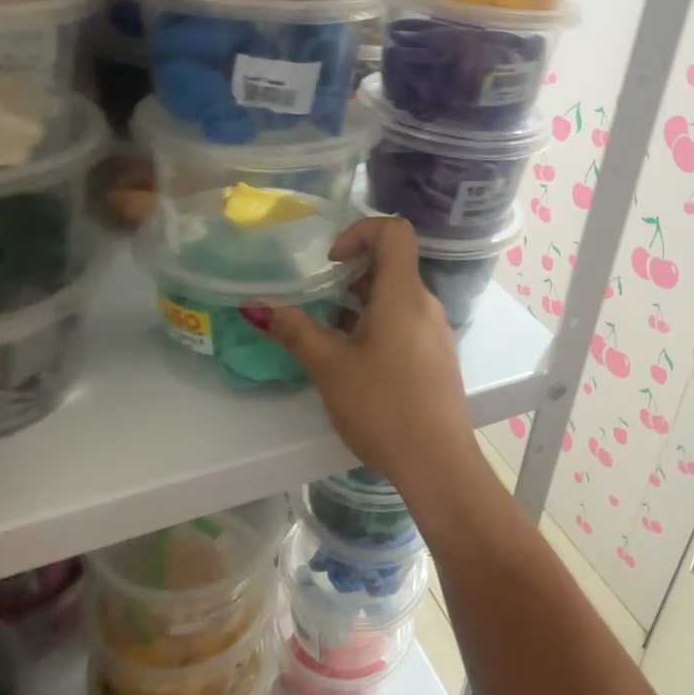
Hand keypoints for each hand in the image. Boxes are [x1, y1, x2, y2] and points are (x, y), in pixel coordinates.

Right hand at [249, 217, 478, 496]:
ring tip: (328, 328)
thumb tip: (255, 306)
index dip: (360, 231)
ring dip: (362, 300)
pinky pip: (406, 320)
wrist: (438, 463)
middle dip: (353, 271)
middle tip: (319, 295)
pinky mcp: (436, 356)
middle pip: (393, 263)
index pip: (395, 231)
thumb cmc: (383, 408)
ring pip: (398, 295)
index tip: (331, 262)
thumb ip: (295, 331)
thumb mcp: (331, 368)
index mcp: (404, 294)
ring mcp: (435, 331)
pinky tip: (354, 357)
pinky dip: (378, 322)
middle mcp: (426, 304)